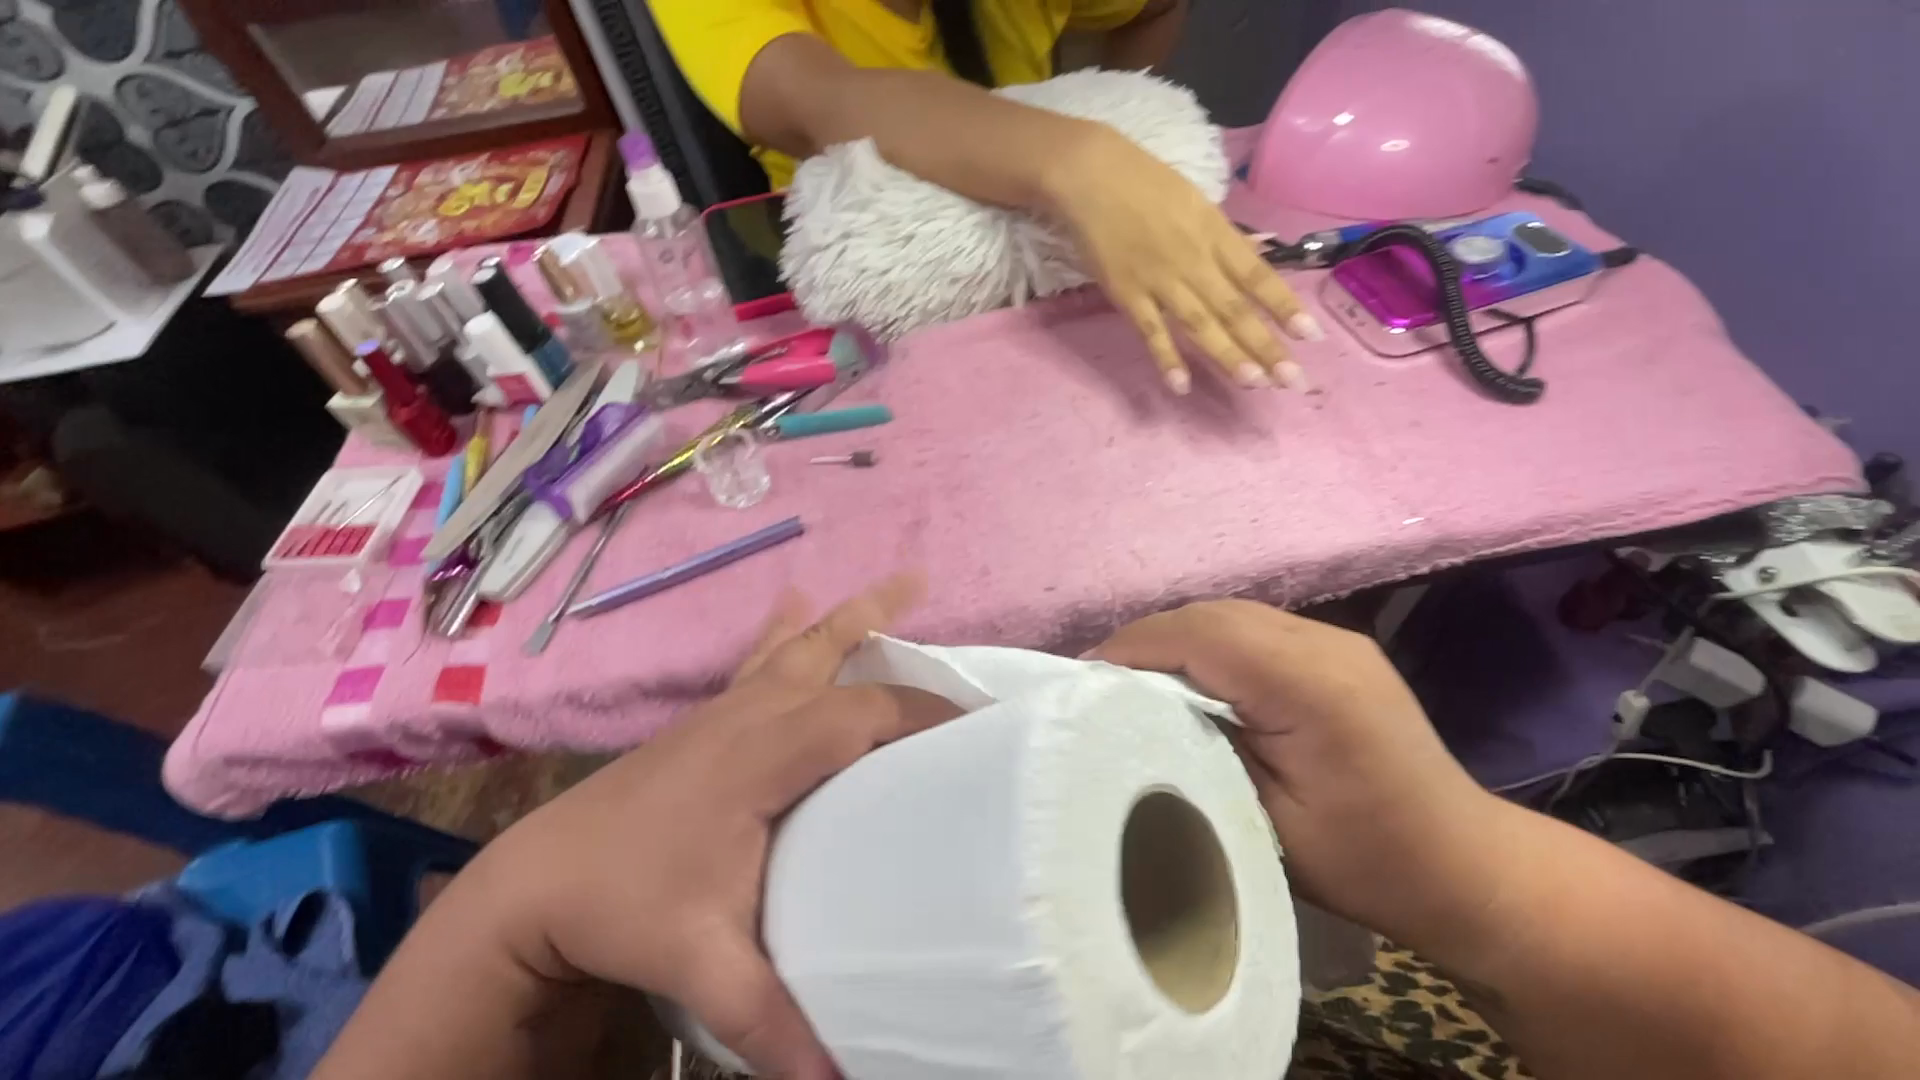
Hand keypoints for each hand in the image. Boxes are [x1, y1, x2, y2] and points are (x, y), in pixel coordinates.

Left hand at [471, 577, 958, 1078]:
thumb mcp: (704, 963)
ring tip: (891, 585)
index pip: (862, 714)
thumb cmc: (626, 908)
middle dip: (883, 623)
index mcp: (765, 756)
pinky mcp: (705, 721)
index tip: (976, 719)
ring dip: (843, 616)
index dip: (922, 709)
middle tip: (927, 591)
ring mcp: (724, 711)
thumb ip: (773, 1020)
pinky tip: (791, 607)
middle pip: (830, 654)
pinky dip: (786, 631)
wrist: (533, 882)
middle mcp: (751, 716)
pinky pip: (759, 660)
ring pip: (795, 646)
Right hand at [1043, 122, 1320, 394]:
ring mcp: (1160, 281)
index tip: (1312, 336)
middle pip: (1236, 309)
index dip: (1285, 307)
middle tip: (1292, 380)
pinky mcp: (1127, 295)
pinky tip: (1181, 385)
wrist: (1090, 177)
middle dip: (1266, 345)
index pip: (1258, 277)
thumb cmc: (1145, 184)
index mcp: (1215, 234)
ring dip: (1228, 355)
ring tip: (1255, 383)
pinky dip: (1166, 358)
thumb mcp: (1196, 202)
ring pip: (1201, 324)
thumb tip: (1252, 262)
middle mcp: (1195, 261)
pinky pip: (1151, 331)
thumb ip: (1221, 239)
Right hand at [1087, 600, 1508, 945]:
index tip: (1083, 681)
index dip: (1134, 648)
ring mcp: (1337, 640)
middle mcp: (1326, 643)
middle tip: (1098, 683)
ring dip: (1174, 638)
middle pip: (1213, 614)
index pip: (1202, 636)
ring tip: (1131, 680)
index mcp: (1311, 685)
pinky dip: (1207, 644)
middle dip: (1146, 640)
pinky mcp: (1338, 650)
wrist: (1466, 865)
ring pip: (1231, 614)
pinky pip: (1254, 629)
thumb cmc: (1365, 862)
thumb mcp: (1268, 823)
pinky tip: (1187, 678)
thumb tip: (1140, 715)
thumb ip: (1203, 754)